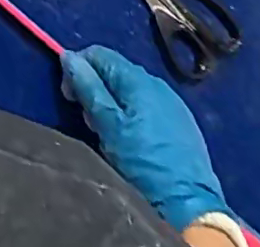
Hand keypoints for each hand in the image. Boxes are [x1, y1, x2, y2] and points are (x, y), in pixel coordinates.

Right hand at [60, 46, 229, 232]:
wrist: (190, 206)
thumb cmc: (143, 164)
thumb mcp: (109, 127)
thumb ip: (89, 89)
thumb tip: (68, 56)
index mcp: (138, 78)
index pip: (100, 53)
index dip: (78, 68)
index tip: (69, 97)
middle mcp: (156, 81)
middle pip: (114, 70)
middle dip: (94, 89)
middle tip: (89, 122)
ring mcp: (171, 100)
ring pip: (129, 89)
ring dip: (111, 104)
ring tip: (108, 135)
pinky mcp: (179, 120)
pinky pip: (146, 105)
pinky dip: (131, 115)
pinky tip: (131, 141)